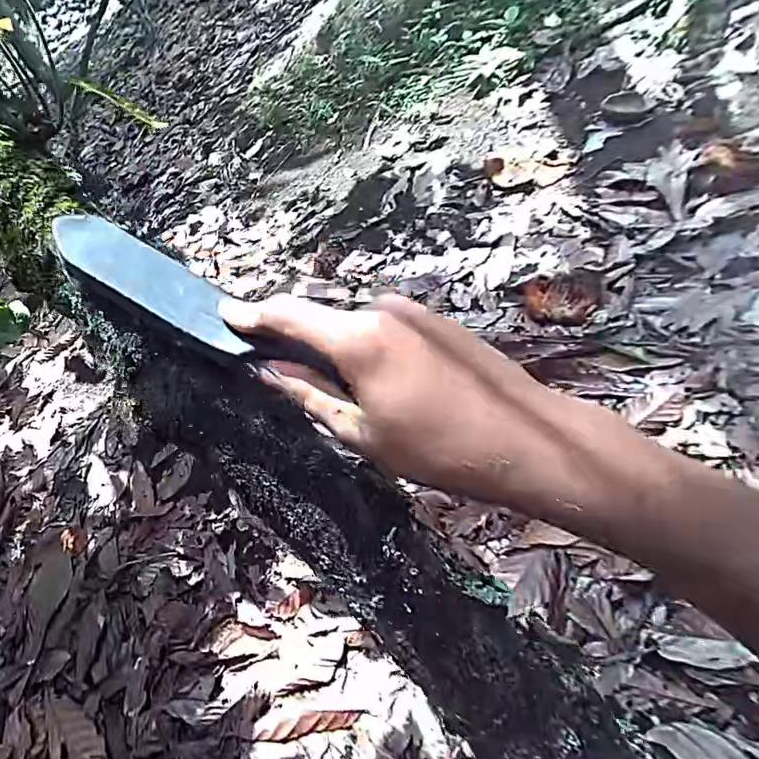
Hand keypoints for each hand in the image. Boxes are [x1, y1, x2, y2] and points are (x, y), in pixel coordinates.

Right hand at [219, 294, 660, 517]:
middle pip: (317, 315)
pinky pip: (378, 325)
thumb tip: (269, 370)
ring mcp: (410, 310)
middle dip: (290, 335)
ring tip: (334, 384)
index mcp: (356, 338)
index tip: (225, 315)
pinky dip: (360, 342)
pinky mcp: (431, 317)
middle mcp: (380, 310)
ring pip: (348, 321)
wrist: (532, 441)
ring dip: (329, 343)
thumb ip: (307, 394)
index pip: (286, 313)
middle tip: (274, 363)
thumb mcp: (361, 432)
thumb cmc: (439, 449)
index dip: (251, 314)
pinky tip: (376, 379)